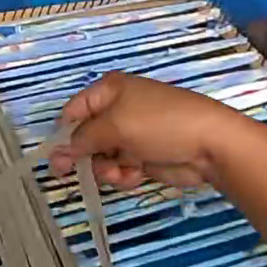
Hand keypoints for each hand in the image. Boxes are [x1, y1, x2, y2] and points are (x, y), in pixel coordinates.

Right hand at [47, 72, 250, 190]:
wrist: (211, 144)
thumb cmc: (159, 124)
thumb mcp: (115, 126)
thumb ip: (82, 139)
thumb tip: (58, 152)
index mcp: (109, 91)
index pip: (73, 111)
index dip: (63, 134)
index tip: (55, 158)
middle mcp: (117, 110)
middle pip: (85, 136)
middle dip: (84, 155)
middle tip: (68, 175)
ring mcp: (131, 134)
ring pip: (101, 156)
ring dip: (106, 168)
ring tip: (121, 171)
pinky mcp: (143, 156)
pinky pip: (120, 167)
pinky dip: (124, 173)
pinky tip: (136, 174)